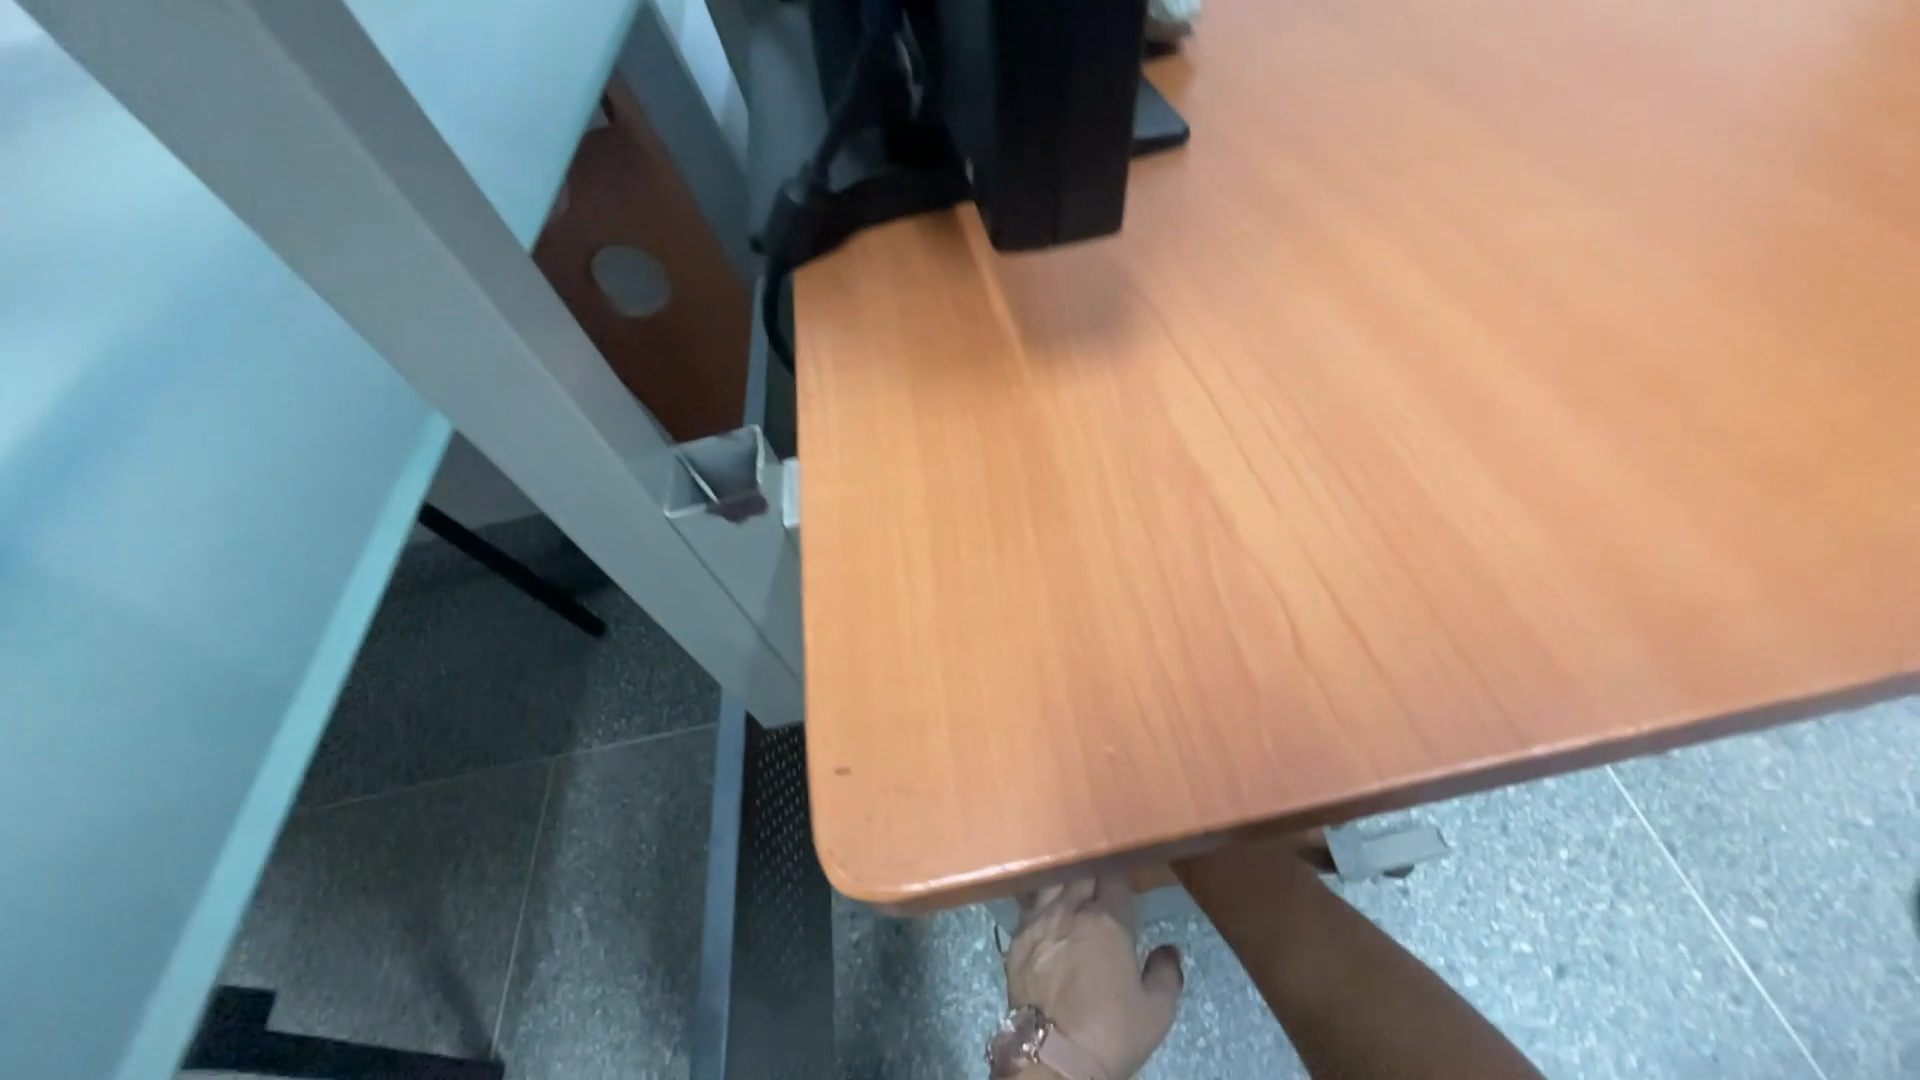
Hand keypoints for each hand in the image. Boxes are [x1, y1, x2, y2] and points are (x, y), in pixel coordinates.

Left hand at [1003, 876, 1183, 1078]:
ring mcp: (1039, 921)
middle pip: (1081, 873)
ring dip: (1065, 884)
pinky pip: (1030, 908)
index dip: (1120, 879)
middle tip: (1101, 889)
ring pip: (1052, 883)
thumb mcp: (1157, 1010)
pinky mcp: (1017, 939)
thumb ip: (1167, 972)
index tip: (1124, 887)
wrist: (1055, 1057)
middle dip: (1093, 877)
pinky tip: (1047, 917)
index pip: (1114, 878)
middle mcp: (1070, 909)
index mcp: (1108, 920)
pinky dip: (1042, 907)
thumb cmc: (1112, 1032)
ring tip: (1072, 894)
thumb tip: (1169, 949)